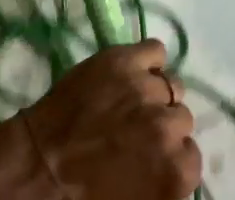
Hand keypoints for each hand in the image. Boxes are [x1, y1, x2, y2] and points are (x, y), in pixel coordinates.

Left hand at [17, 38, 201, 199]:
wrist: (43, 164)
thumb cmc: (89, 193)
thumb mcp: (143, 198)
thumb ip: (169, 178)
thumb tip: (178, 159)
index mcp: (176, 172)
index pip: (191, 154)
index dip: (171, 151)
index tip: (152, 151)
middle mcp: (167, 128)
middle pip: (181, 117)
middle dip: (162, 122)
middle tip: (137, 126)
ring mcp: (145, 90)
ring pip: (170, 84)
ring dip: (154, 92)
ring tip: (131, 98)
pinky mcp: (123, 61)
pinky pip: (155, 49)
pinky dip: (150, 57)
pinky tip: (136, 68)